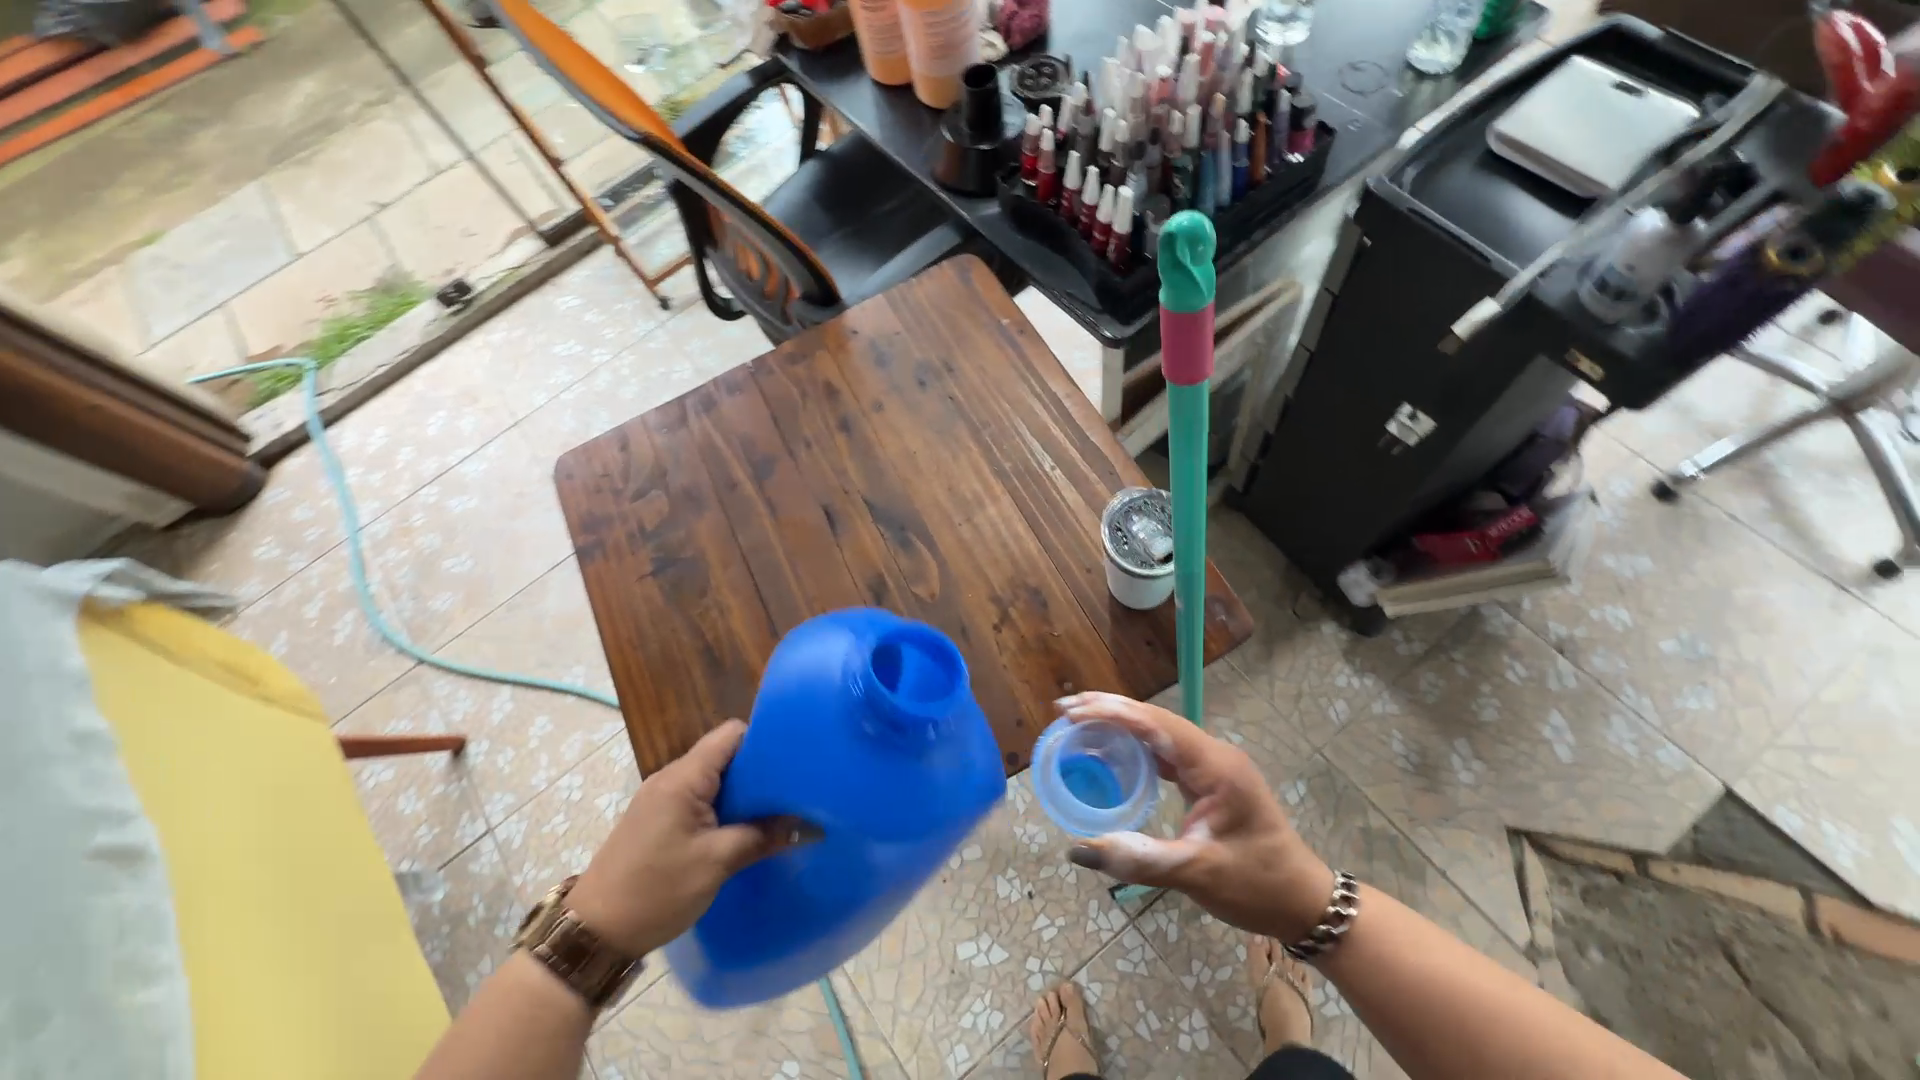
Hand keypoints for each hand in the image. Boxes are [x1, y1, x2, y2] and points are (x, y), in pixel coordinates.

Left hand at [566, 720, 807, 956]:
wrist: (595, 932)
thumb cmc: (656, 890)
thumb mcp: (717, 863)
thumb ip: (764, 837)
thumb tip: (811, 827)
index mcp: (684, 778)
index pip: (731, 734)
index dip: (766, 740)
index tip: (797, 759)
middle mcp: (671, 778)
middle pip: (725, 755)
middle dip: (761, 770)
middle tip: (797, 789)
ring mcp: (662, 799)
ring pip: (714, 780)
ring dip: (745, 792)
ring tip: (781, 809)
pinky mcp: (659, 820)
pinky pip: (700, 800)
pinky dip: (726, 808)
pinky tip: (748, 829)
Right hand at [1054, 693, 1335, 943]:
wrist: (1302, 901)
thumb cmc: (1256, 885)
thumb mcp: (1197, 873)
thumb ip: (1140, 858)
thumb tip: (1079, 849)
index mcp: (1216, 767)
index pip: (1157, 726)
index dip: (1112, 714)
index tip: (1071, 712)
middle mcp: (1214, 756)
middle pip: (1155, 720)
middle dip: (1109, 710)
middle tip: (1064, 709)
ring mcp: (1213, 767)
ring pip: (1159, 734)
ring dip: (1119, 725)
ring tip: (1077, 723)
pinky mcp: (1209, 782)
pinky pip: (1165, 753)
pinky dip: (1134, 747)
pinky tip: (1109, 753)